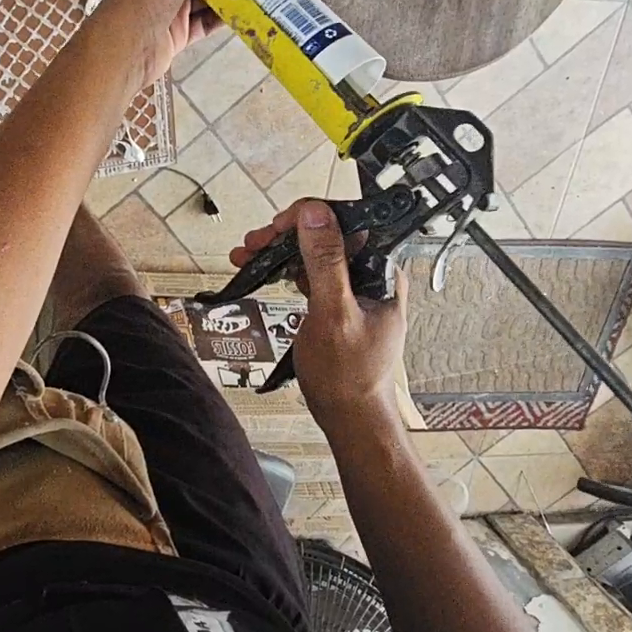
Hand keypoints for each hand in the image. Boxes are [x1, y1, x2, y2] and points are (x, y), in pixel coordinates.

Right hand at [230, 199, 407, 438]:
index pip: (348, 222)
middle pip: (327, 234)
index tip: (277, 227)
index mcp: (383, 272)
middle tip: (255, 242)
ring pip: (314, 252)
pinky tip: (262, 269)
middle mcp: (372, 275)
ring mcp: (354, 287)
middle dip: (286, 234)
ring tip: (249, 253)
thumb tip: (316, 216)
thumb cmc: (348, 376)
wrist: (348, 415)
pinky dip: (284, 267)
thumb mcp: (332, 313)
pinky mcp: (337, 300)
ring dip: (280, 249)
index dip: (309, 218)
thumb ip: (326, 262)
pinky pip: (310, 272)